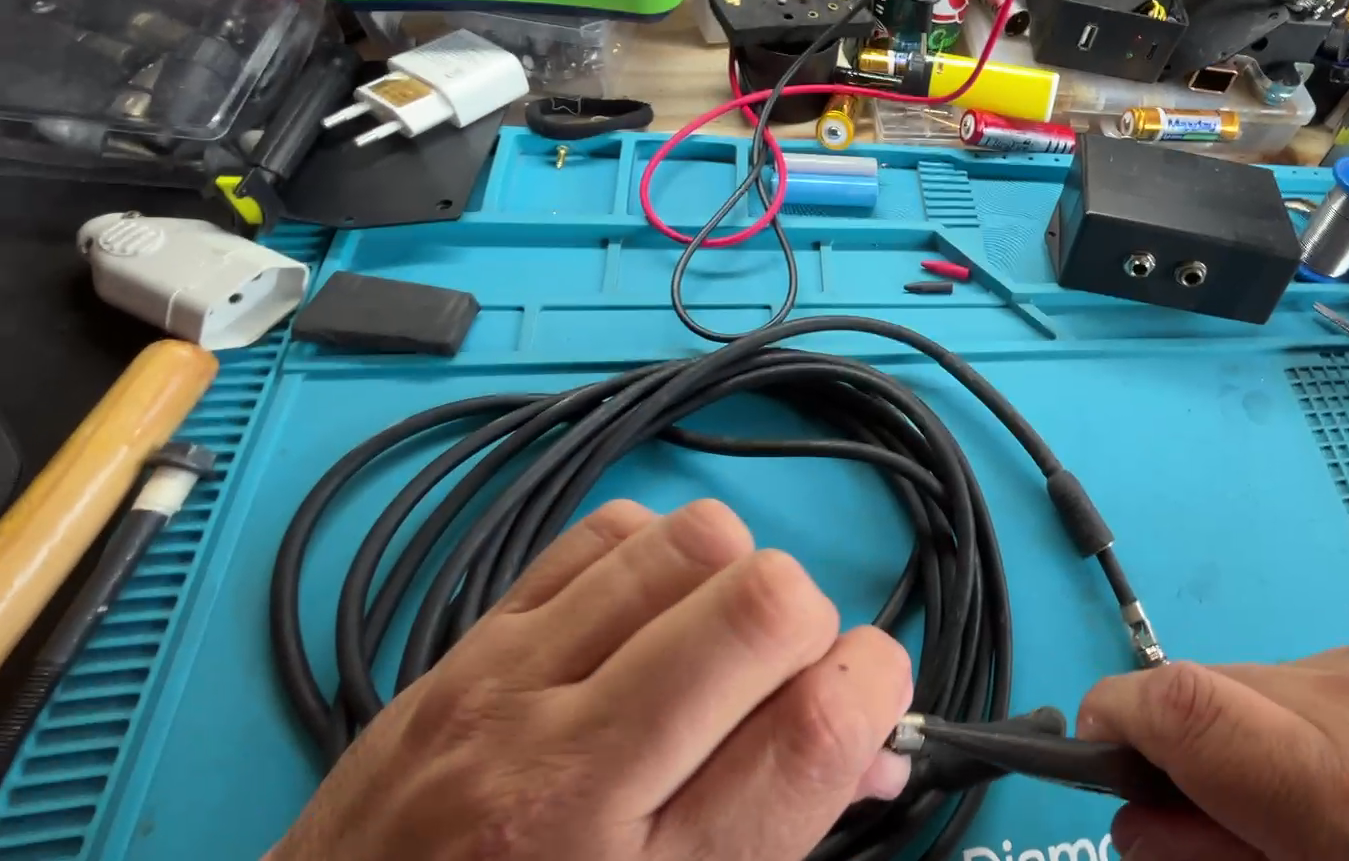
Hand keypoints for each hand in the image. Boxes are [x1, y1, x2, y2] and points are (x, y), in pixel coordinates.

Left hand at [272, 499, 912, 860]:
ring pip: (693, 541)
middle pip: (763, 605)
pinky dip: (656, 556)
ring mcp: (506, 689)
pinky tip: (643, 618)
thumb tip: (877, 741)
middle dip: (810, 623)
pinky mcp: (467, 642)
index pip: (814, 728)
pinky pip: (607, 531)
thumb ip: (794, 822)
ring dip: (735, 579)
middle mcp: (571, 775)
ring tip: (709, 643)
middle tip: (780, 676)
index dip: (876, 688)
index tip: (869, 700)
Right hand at [1078, 638, 1348, 860]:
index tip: (1090, 759)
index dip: (1113, 720)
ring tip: (1293, 819)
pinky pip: (1308, 681)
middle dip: (1177, 751)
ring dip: (1238, 744)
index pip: (1188, 707)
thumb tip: (1144, 826)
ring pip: (1254, 682)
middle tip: (1195, 825)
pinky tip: (1347, 790)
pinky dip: (1289, 731)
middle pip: (1209, 687)